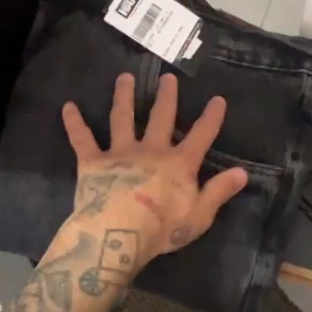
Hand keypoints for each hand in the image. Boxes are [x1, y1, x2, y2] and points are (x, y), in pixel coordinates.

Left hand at [61, 72, 249, 265]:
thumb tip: (243, 172)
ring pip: (123, 119)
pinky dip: (75, 123)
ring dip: (124, 97)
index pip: (201, 135)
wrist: (118, 234)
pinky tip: (68, 107)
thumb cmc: (162, 228)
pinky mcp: (93, 162)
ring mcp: (121, 153)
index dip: (211, 117)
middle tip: (168, 77)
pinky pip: (82, 139)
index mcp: (179, 163)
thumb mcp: (200, 215)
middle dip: (167, 97)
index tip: (218, 99)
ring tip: (124, 78)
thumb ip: (219, 191)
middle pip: (161, 118)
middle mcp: (151, 150)